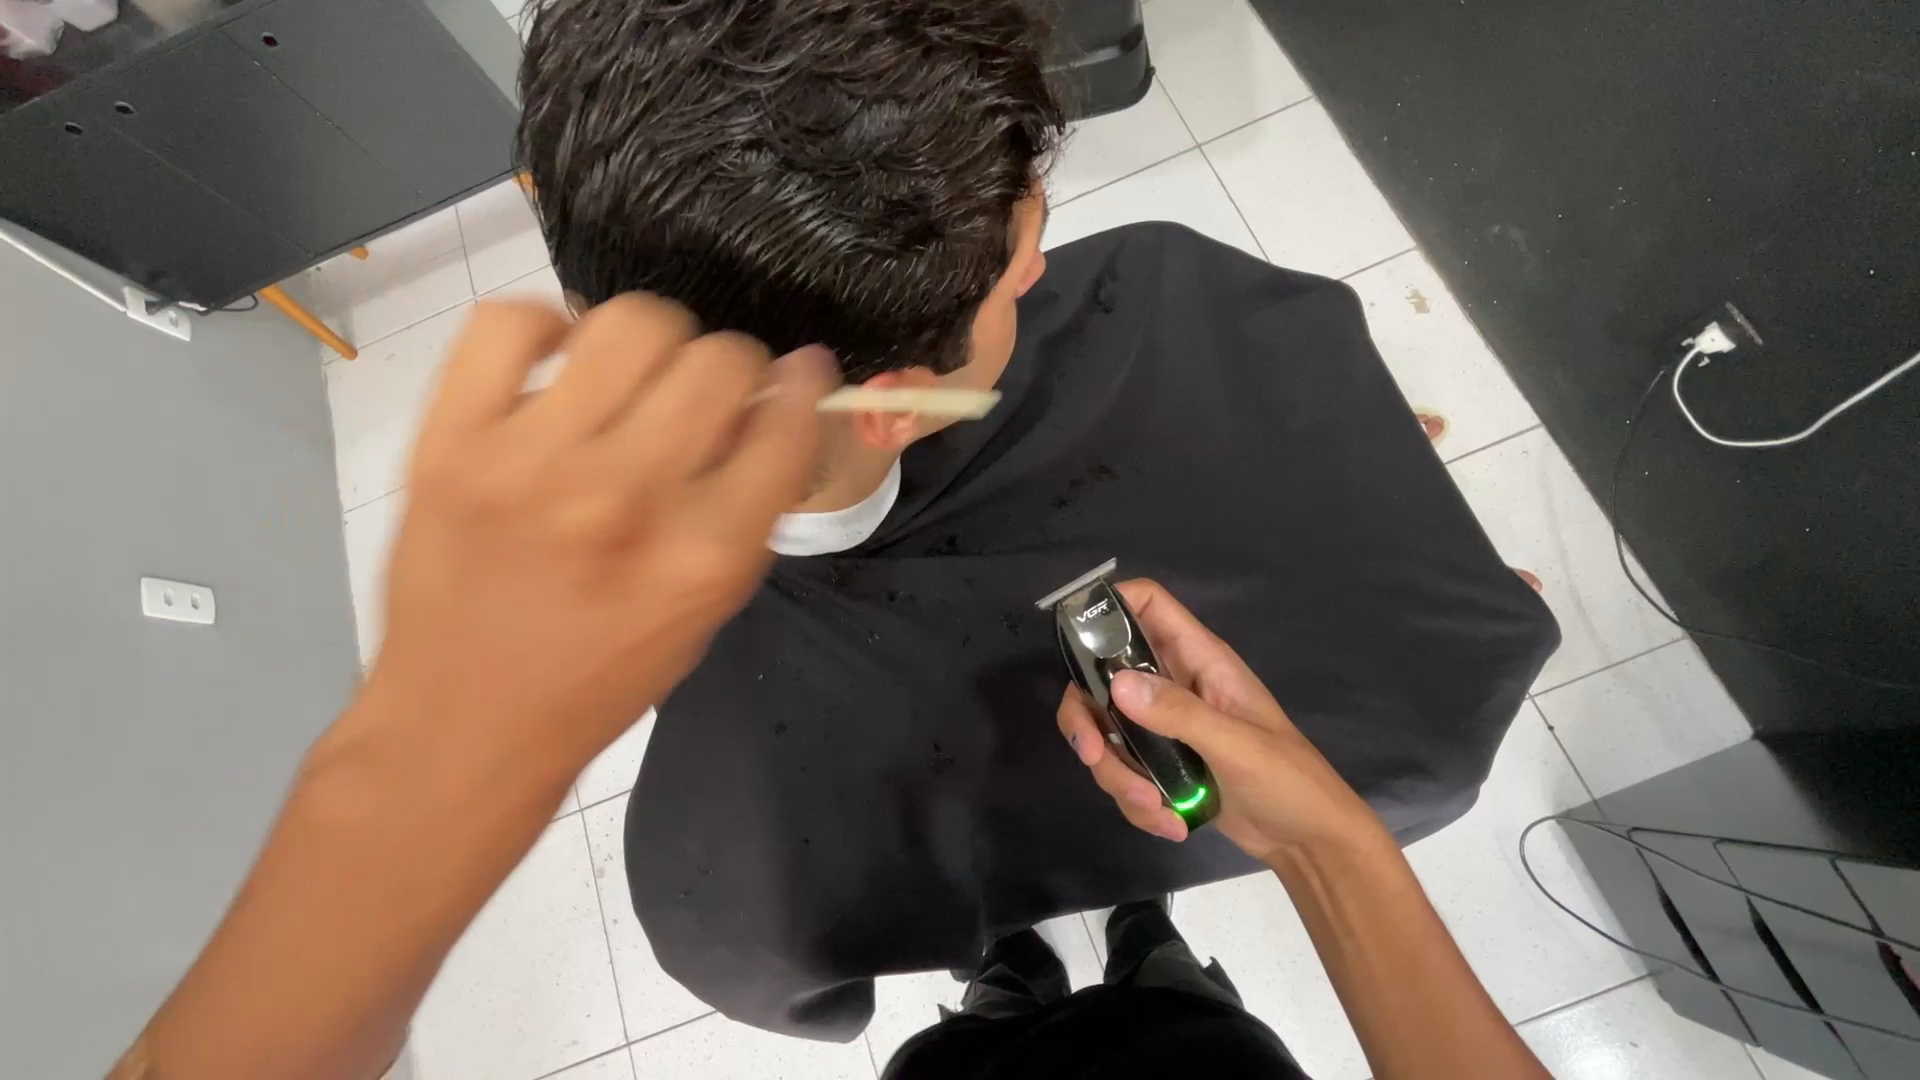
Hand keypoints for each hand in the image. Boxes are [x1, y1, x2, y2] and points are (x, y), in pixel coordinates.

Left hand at [361, 295, 836, 777]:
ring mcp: (529, 463)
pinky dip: (549, 327)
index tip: (804, 373)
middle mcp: (626, 499)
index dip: (807, 385)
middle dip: (738, 366)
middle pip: (719, 363)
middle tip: (715, 391)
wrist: (469, 718)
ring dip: (660, 342)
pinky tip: (564, 368)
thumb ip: (750, 506)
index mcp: (705, 555)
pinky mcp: (449, 441)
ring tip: (642, 377)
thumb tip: (767, 406)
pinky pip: (508, 322)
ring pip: (630, 325)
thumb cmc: (610, 671)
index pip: (786, 425)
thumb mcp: (712, 605)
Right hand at [1055, 579, 1390, 864]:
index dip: (1109, 605)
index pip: (1148, 604)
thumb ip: (1178, 713)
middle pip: (1101, 675)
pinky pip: (1121, 770)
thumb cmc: (1289, 780)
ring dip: (1116, 775)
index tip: (1076, 641)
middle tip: (1092, 754)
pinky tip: (1169, 823)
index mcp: (1198, 659)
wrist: (1309, 842)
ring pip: (1104, 731)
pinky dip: (1135, 801)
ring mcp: (1161, 724)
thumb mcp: (1237, 745)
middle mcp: (1172, 683)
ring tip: (1155, 809)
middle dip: (1088, 719)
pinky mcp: (1158, 763)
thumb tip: (1116, 684)